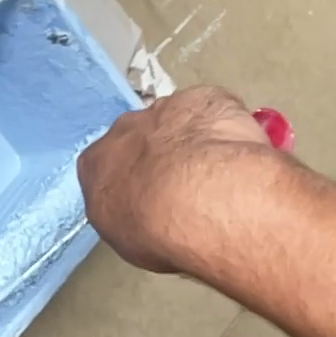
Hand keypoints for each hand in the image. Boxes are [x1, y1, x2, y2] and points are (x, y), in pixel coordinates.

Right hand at [78, 85, 283, 272]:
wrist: (199, 199)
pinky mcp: (205, 98)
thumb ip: (127, 213)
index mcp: (95, 164)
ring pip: (179, 120)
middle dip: (161, 153)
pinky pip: (216, 110)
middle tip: (187, 183)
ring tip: (220, 171)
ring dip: (195, 139)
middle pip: (140, 136)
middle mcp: (123, 130)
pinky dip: (227, 125)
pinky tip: (239, 151)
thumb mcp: (124, 238)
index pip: (106, 166)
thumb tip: (143, 213)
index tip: (148, 194)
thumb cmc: (155, 227)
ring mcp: (164, 109)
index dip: (130, 178)